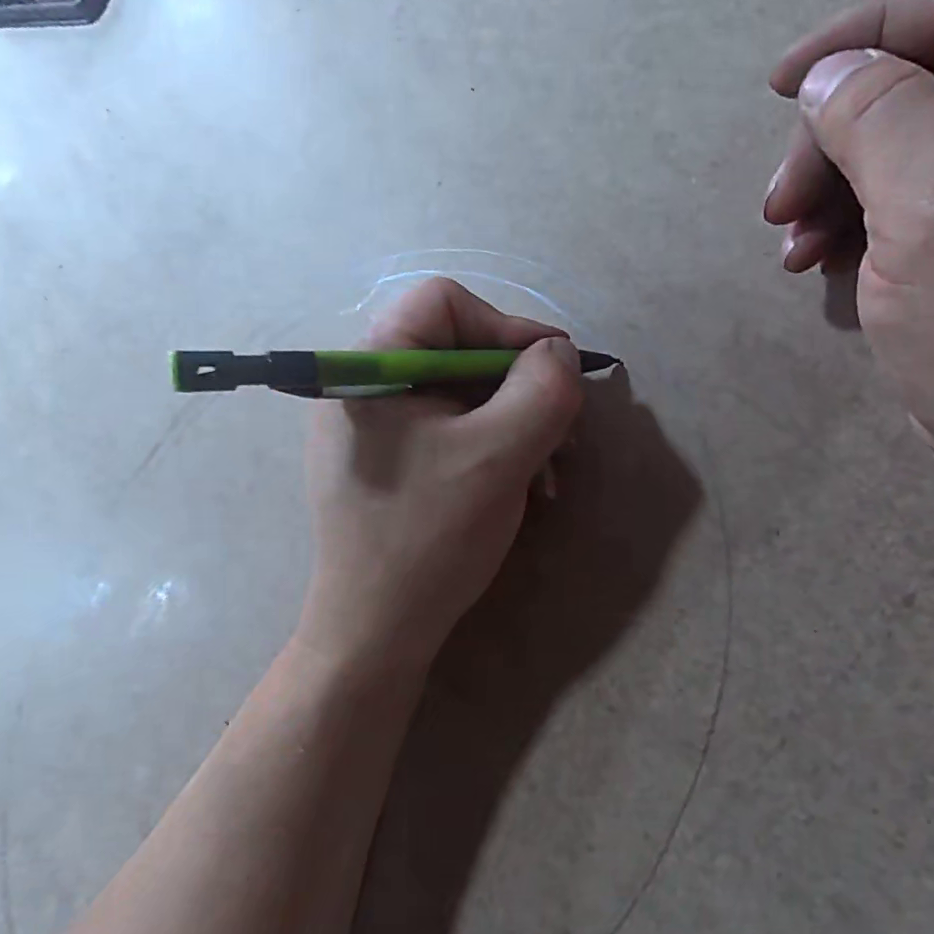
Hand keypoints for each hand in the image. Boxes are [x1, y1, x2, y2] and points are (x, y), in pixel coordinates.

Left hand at [296, 278, 583, 669]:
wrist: (380, 630)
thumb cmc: (430, 537)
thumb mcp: (498, 457)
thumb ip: (541, 391)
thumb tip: (560, 352)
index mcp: (371, 369)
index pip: (445, 303)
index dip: (508, 327)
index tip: (554, 371)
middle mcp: (368, 387)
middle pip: (461, 349)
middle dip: (522, 386)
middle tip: (564, 429)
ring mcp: (380, 427)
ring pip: (466, 395)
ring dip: (520, 423)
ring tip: (552, 470)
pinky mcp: (397, 461)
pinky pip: (457, 431)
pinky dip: (499, 448)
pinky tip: (527, 485)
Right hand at [765, 0, 933, 490]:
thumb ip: (875, 114)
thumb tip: (830, 75)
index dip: (867, 32)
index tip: (785, 88)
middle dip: (846, 141)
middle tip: (779, 206)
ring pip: (929, 154)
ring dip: (849, 194)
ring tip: (796, 252)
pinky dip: (879, 232)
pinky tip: (833, 268)